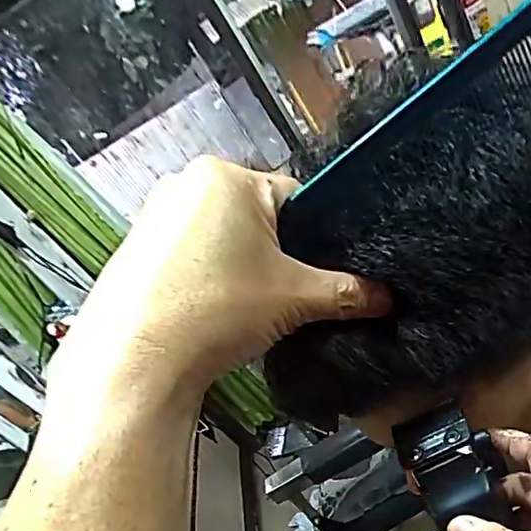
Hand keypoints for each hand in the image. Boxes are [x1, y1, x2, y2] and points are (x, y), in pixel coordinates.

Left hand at [57, 157, 388, 396]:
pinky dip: (226, 276)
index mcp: (229, 177)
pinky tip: (231, 308)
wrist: (144, 353)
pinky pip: (205, 252)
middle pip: (268, 218)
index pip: (300, 199)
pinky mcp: (146, 244)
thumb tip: (386, 297)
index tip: (333, 275)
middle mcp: (190, 181)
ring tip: (265, 306)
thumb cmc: (220, 306)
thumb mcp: (299, 298)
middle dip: (290, 256)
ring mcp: (161, 211)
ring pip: (236, 237)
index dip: (324, 239)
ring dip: (258, 268)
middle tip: (302, 295)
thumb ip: (349, 293)